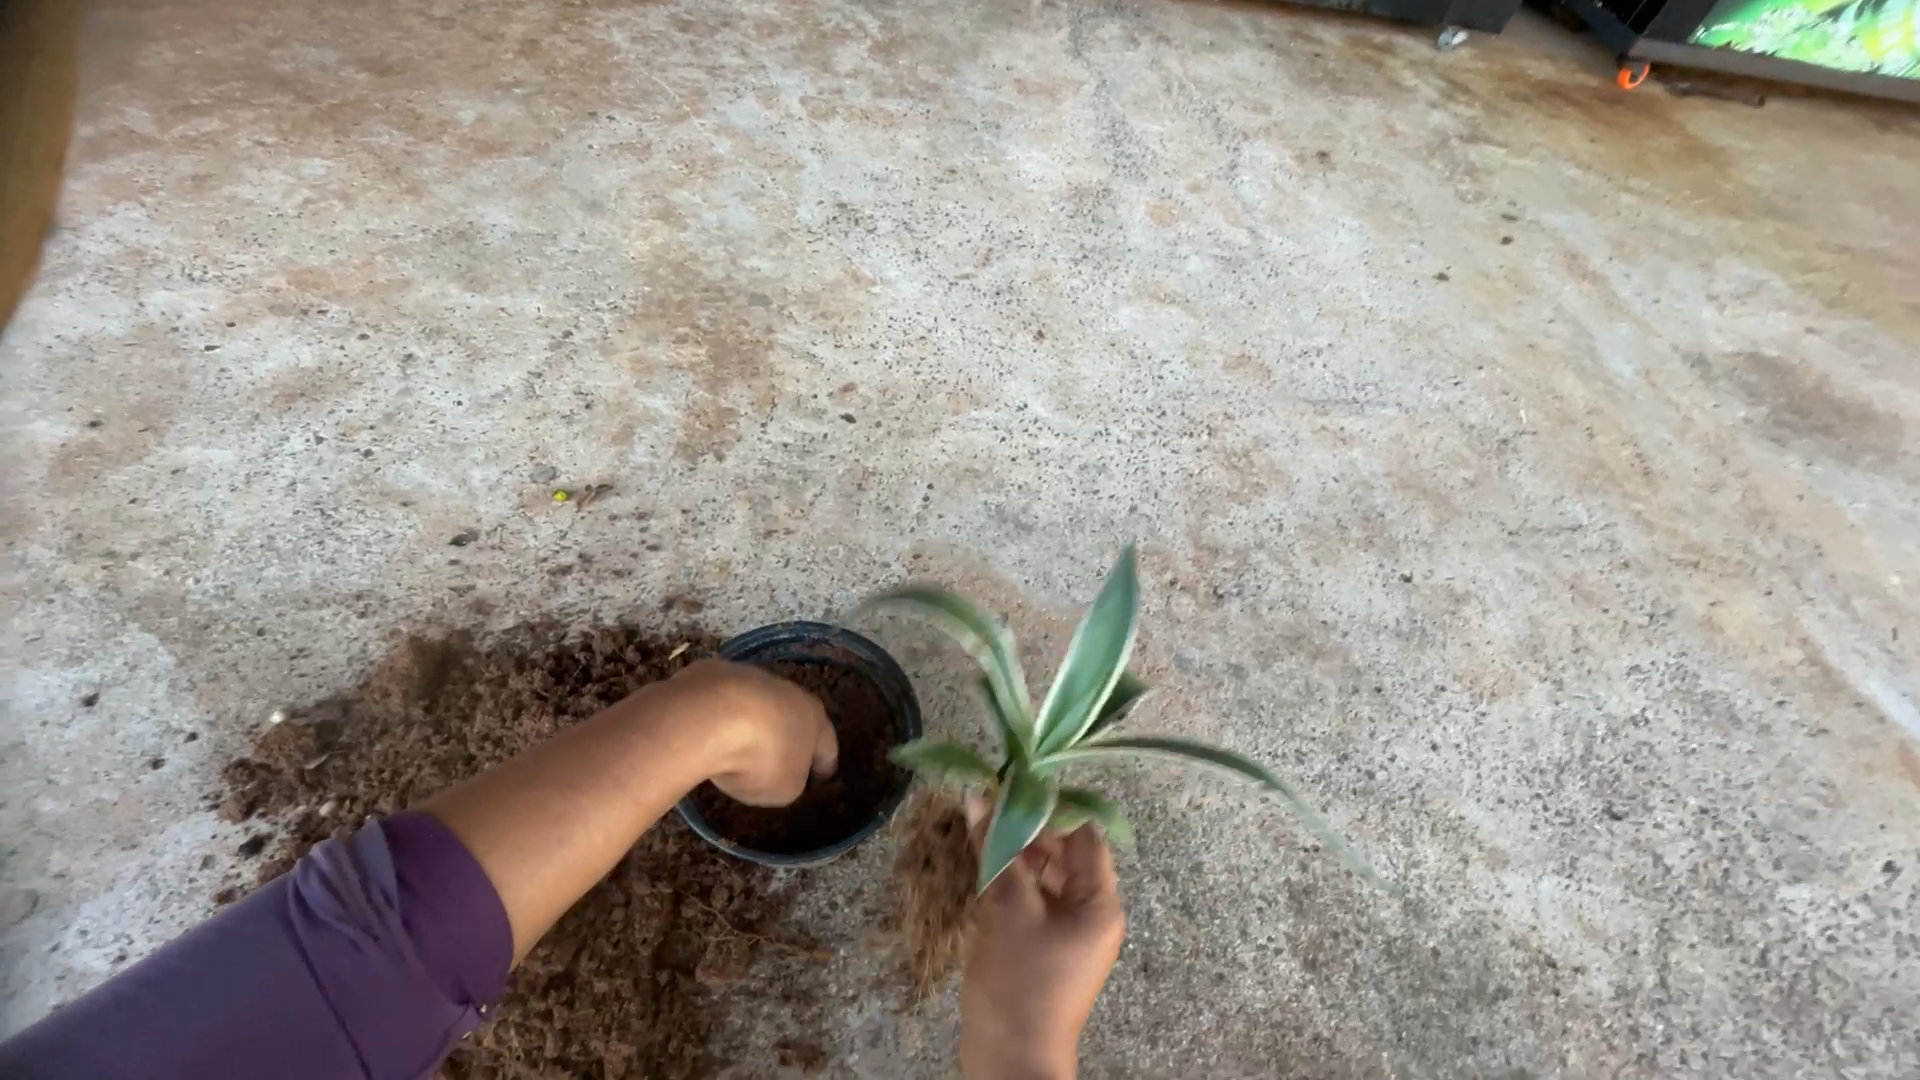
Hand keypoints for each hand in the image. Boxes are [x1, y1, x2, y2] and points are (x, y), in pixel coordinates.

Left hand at [666, 659, 837, 804]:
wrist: (707, 715)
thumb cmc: (760, 757)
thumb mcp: (784, 788)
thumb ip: (790, 779)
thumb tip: (783, 771)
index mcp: (814, 718)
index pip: (826, 743)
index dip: (825, 761)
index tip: (823, 774)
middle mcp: (788, 691)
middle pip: (793, 715)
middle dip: (788, 734)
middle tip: (781, 755)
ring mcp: (749, 677)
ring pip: (756, 703)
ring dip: (753, 721)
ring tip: (737, 744)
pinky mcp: (713, 673)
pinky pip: (721, 701)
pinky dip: (719, 715)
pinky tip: (707, 732)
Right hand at [961, 811, 1124, 1079]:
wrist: (1009, 1062)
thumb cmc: (1019, 981)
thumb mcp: (1007, 907)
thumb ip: (995, 847)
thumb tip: (978, 793)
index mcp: (1099, 902)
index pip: (1084, 834)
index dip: (1052, 807)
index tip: (1015, 786)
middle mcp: (1090, 913)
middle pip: (1062, 854)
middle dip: (1026, 829)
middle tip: (988, 802)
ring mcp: (1066, 933)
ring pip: (1042, 876)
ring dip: (1013, 853)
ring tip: (979, 827)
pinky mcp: (1042, 947)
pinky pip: (1031, 900)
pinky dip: (1009, 881)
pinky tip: (981, 865)